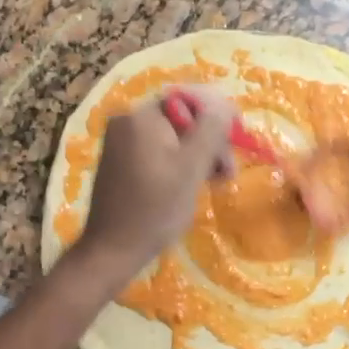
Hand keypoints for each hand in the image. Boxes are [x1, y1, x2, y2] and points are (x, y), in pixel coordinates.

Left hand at [76, 86, 236, 277]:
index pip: (190, 98)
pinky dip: (178, 163)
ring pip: (172, 136)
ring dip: (198, 155)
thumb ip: (211, 129)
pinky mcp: (120, 162)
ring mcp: (120, 142)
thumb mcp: (191, 167)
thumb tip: (224, 103)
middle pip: (182, 117)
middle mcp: (127, 121)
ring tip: (215, 182)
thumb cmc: (155, 209)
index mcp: (141, 116)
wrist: (112, 250)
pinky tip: (190, 185)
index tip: (236, 143)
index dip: (218, 115)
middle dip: (209, 140)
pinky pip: (158, 151)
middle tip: (227, 172)